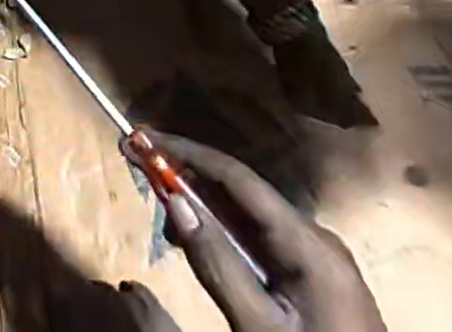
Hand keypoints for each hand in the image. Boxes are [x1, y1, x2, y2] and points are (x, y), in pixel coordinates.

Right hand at [139, 132, 385, 331]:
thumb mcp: (259, 327)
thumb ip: (216, 264)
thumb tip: (173, 200)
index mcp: (309, 245)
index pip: (236, 177)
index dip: (184, 151)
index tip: (138, 138)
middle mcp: (315, 237)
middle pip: (238, 189)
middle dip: (183, 172)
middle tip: (135, 160)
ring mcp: (317, 255)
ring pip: (242, 211)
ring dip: (196, 200)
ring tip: (157, 205)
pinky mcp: (311, 273)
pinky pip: (254, 234)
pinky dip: (216, 226)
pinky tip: (191, 235)